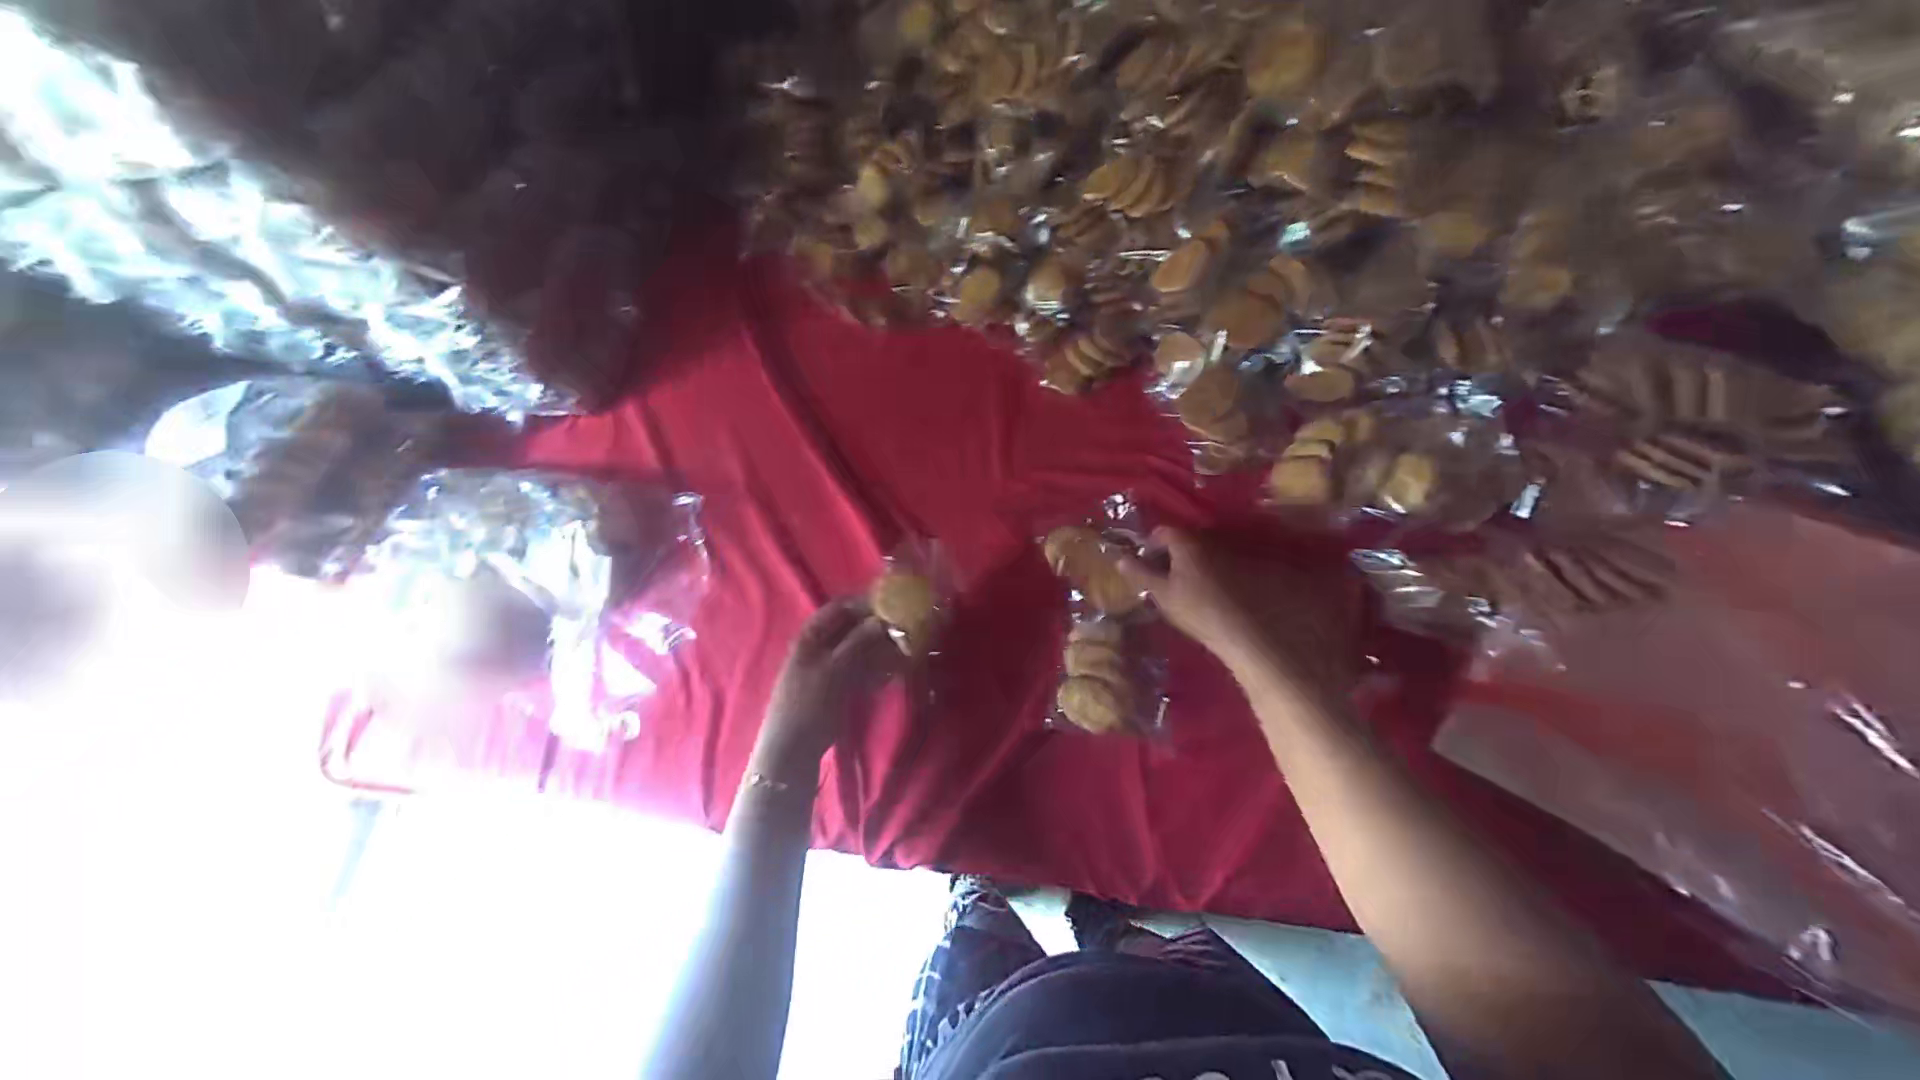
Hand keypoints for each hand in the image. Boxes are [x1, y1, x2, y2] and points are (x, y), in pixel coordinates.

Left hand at [752, 597, 899, 781]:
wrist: (793, 749)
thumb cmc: (808, 703)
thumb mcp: (834, 669)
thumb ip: (858, 641)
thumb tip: (882, 618)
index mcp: (811, 635)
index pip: (842, 607)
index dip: (867, 602)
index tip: (895, 602)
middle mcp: (821, 645)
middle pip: (854, 627)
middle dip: (880, 625)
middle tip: (908, 626)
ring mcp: (830, 666)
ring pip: (862, 648)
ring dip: (883, 646)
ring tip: (908, 647)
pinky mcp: (839, 686)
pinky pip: (863, 668)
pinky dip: (879, 665)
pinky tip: (896, 668)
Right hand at [1119, 528, 1358, 708]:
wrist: (1249, 631)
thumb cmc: (1198, 609)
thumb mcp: (1162, 594)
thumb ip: (1140, 574)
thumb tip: (1119, 559)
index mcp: (1187, 542)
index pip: (1162, 532)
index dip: (1150, 545)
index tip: (1144, 564)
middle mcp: (1212, 540)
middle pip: (1185, 540)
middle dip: (1172, 555)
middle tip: (1163, 578)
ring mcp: (1234, 553)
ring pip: (1206, 553)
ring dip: (1194, 565)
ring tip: (1186, 589)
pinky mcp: (1251, 569)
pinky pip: (1224, 566)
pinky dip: (1213, 575)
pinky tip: (1211, 596)